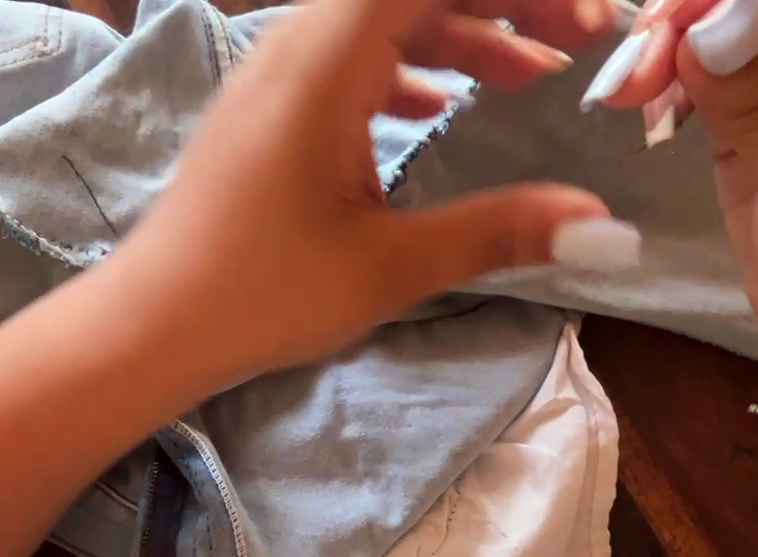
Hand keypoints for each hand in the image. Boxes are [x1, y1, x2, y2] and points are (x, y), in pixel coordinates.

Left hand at [108, 0, 642, 380]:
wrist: (154, 324)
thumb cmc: (259, 294)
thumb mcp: (386, 267)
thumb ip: (497, 234)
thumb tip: (603, 232)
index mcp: (328, 55)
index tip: (591, 25)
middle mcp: (296, 42)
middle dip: (506, 5)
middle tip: (576, 49)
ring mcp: (273, 76)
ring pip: (382, 22)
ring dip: (459, 38)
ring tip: (525, 81)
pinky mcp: (263, 115)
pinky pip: (347, 63)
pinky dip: (404, 72)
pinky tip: (434, 109)